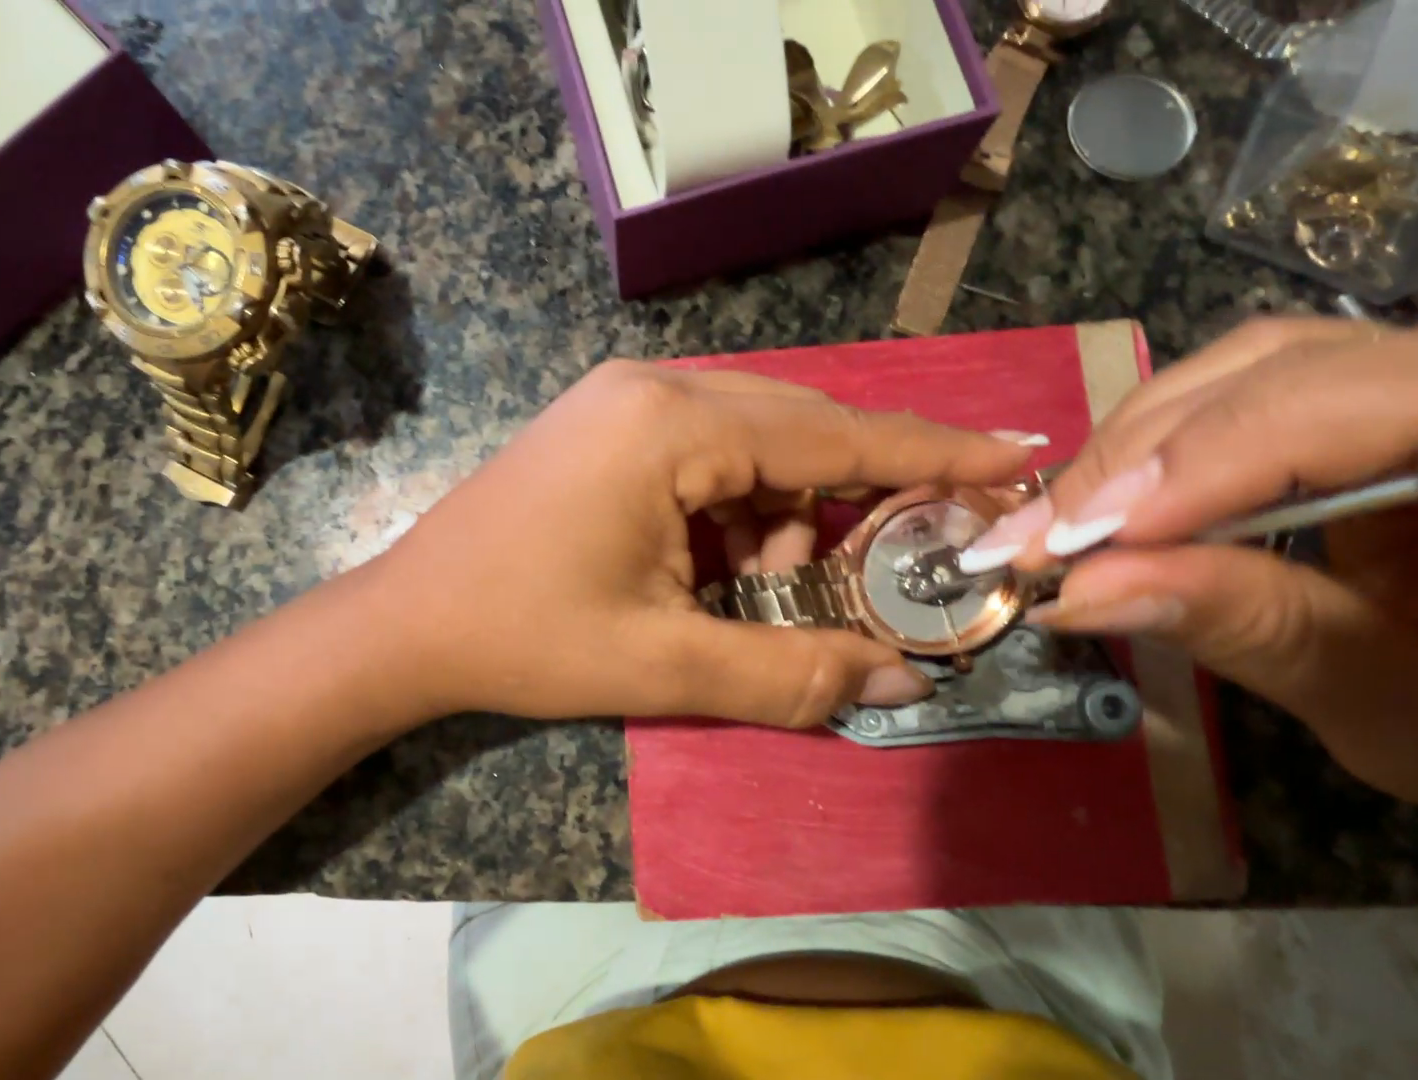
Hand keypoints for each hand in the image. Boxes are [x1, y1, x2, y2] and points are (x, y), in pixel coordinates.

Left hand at [368, 361, 1034, 728]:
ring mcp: (624, 400)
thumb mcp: (662, 666)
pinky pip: (706, 454)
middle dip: (846, 505)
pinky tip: (712, 570)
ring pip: (753, 446)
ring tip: (757, 594)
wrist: (405, 624)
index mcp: (673, 426)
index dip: (930, 454)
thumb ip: (789, 673)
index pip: (834, 435)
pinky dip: (734, 511)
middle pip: (798, 432)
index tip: (1012, 460)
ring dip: (779, 520)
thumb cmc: (524, 639)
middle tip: (884, 568)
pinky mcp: (606, 425)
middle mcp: (655, 387)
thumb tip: (900, 680)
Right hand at [956, 313, 1417, 827]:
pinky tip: (1099, 504)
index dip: (1251, 444)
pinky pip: (1240, 392)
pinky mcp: (1363, 401)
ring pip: (1250, 365)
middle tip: (1034, 544)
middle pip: (1299, 365)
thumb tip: (1081, 590)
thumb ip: (1268, 637)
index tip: (1109, 534)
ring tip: (1050, 529)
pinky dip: (1151, 449)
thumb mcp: (1415, 720)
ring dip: (1129, 448)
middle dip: (1145, 456)